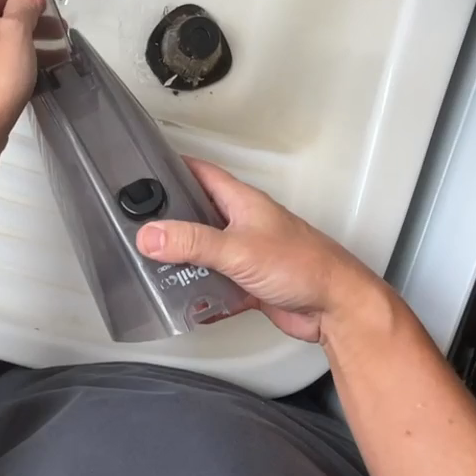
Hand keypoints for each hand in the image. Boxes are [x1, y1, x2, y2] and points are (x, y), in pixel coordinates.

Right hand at [135, 159, 390, 343]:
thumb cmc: (304, 266)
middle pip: (197, 212)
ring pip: (204, 250)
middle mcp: (242, 223)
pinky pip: (216, 282)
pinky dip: (201, 291)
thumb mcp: (238, 248)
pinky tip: (186, 299)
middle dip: (170, 219)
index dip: (173, 167)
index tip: (144, 171)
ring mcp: (246, 252)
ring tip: (154, 265)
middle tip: (139, 225)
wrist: (335, 307)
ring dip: (183, 260)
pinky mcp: (249, 281)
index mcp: (242, 202)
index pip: (201, 173)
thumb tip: (151, 235)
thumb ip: (192, 242)